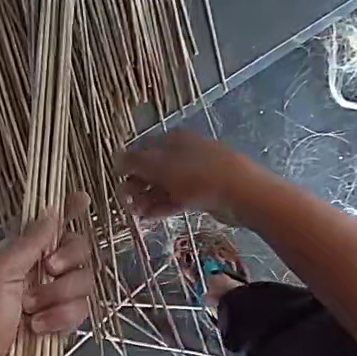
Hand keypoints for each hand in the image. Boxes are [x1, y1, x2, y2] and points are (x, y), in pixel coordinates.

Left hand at [0, 192, 93, 355]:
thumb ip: (29, 242)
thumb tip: (51, 209)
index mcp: (18, 253)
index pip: (47, 224)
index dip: (66, 210)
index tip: (83, 199)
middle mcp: (39, 271)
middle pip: (77, 249)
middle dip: (67, 260)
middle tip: (49, 271)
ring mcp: (52, 298)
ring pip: (83, 281)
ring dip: (59, 296)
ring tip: (32, 313)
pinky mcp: (62, 322)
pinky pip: (81, 309)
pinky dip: (62, 318)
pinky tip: (41, 330)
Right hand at [119, 131, 262, 222]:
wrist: (240, 193)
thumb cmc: (197, 174)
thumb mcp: (161, 166)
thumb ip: (135, 163)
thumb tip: (116, 159)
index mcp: (173, 139)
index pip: (143, 148)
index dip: (128, 164)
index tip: (117, 180)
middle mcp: (182, 154)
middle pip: (153, 168)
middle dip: (137, 184)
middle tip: (124, 200)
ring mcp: (193, 174)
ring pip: (164, 185)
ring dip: (147, 198)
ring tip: (134, 212)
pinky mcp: (201, 194)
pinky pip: (176, 199)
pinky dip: (161, 206)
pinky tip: (148, 216)